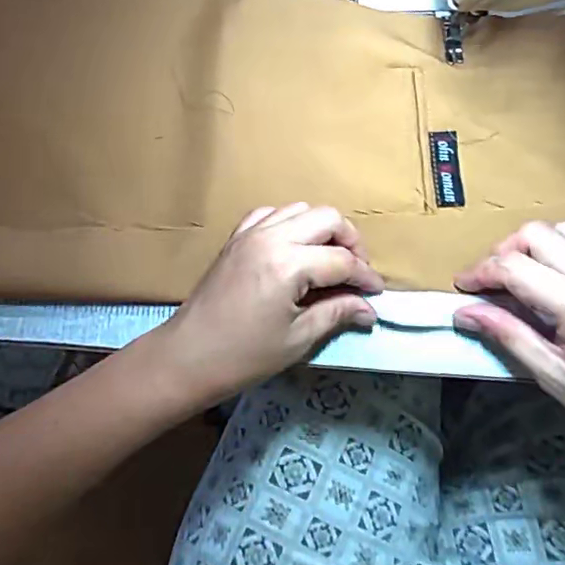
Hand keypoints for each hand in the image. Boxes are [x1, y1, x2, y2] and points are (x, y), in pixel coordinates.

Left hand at [152, 203, 383, 406]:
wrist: (188, 356)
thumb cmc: (244, 355)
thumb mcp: (297, 339)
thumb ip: (336, 313)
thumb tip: (368, 308)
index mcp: (288, 264)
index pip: (341, 260)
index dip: (365, 276)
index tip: (377, 293)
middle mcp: (271, 237)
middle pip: (327, 218)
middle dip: (349, 241)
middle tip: (355, 272)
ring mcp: (250, 233)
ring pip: (300, 209)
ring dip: (321, 229)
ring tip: (328, 261)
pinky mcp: (236, 237)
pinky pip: (270, 214)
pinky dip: (289, 224)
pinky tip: (294, 248)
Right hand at [452, 221, 564, 480]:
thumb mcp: (554, 378)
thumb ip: (507, 335)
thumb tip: (464, 312)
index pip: (515, 266)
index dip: (481, 273)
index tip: (463, 289)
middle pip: (538, 233)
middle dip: (505, 251)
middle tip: (493, 283)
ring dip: (536, 247)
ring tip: (524, 279)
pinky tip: (560, 288)